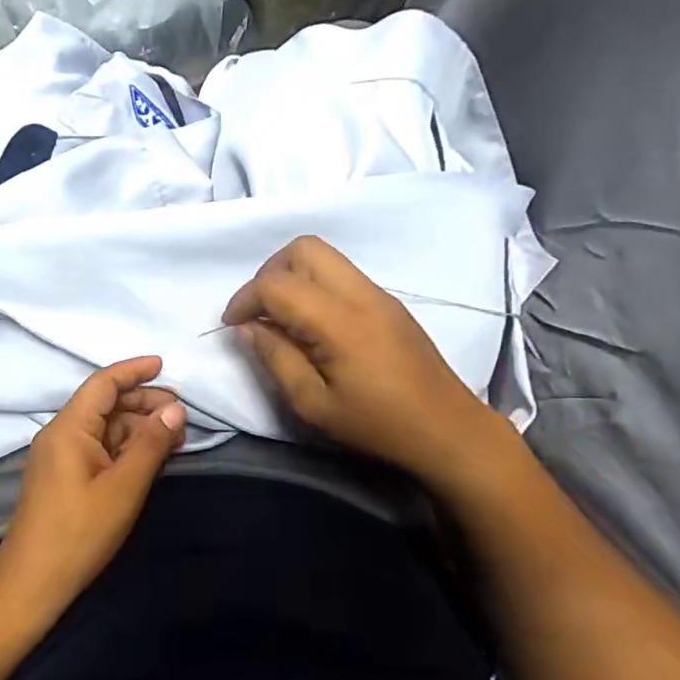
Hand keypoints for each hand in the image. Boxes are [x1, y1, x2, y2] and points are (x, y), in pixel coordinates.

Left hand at [0, 356, 186, 608]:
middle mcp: (60, 435)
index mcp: (68, 428)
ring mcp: (60, 457)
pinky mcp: (64, 477)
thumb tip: (176, 409)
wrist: (34, 580)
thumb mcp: (123, 488)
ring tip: (175, 437)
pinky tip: (150, 456)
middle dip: (143, 402)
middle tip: (181, 414)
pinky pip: (98, 449)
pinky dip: (125, 448)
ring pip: (104, 428)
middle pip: (104, 404)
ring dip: (138, 428)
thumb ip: (150, 445)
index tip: (164, 365)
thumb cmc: (79, 532)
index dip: (133, 371)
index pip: (102, 383)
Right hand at [222, 235, 509, 487]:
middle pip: (303, 249)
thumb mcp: (313, 404)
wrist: (447, 430)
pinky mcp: (388, 303)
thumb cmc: (377, 424)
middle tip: (257, 312)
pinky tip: (308, 325)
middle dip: (268, 273)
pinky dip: (312, 285)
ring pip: (324, 256)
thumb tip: (246, 329)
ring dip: (290, 277)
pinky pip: (341, 274)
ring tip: (278, 318)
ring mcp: (379, 295)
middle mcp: (361, 295)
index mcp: (341, 322)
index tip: (231, 326)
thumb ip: (275, 359)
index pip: (278, 285)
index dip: (244, 299)